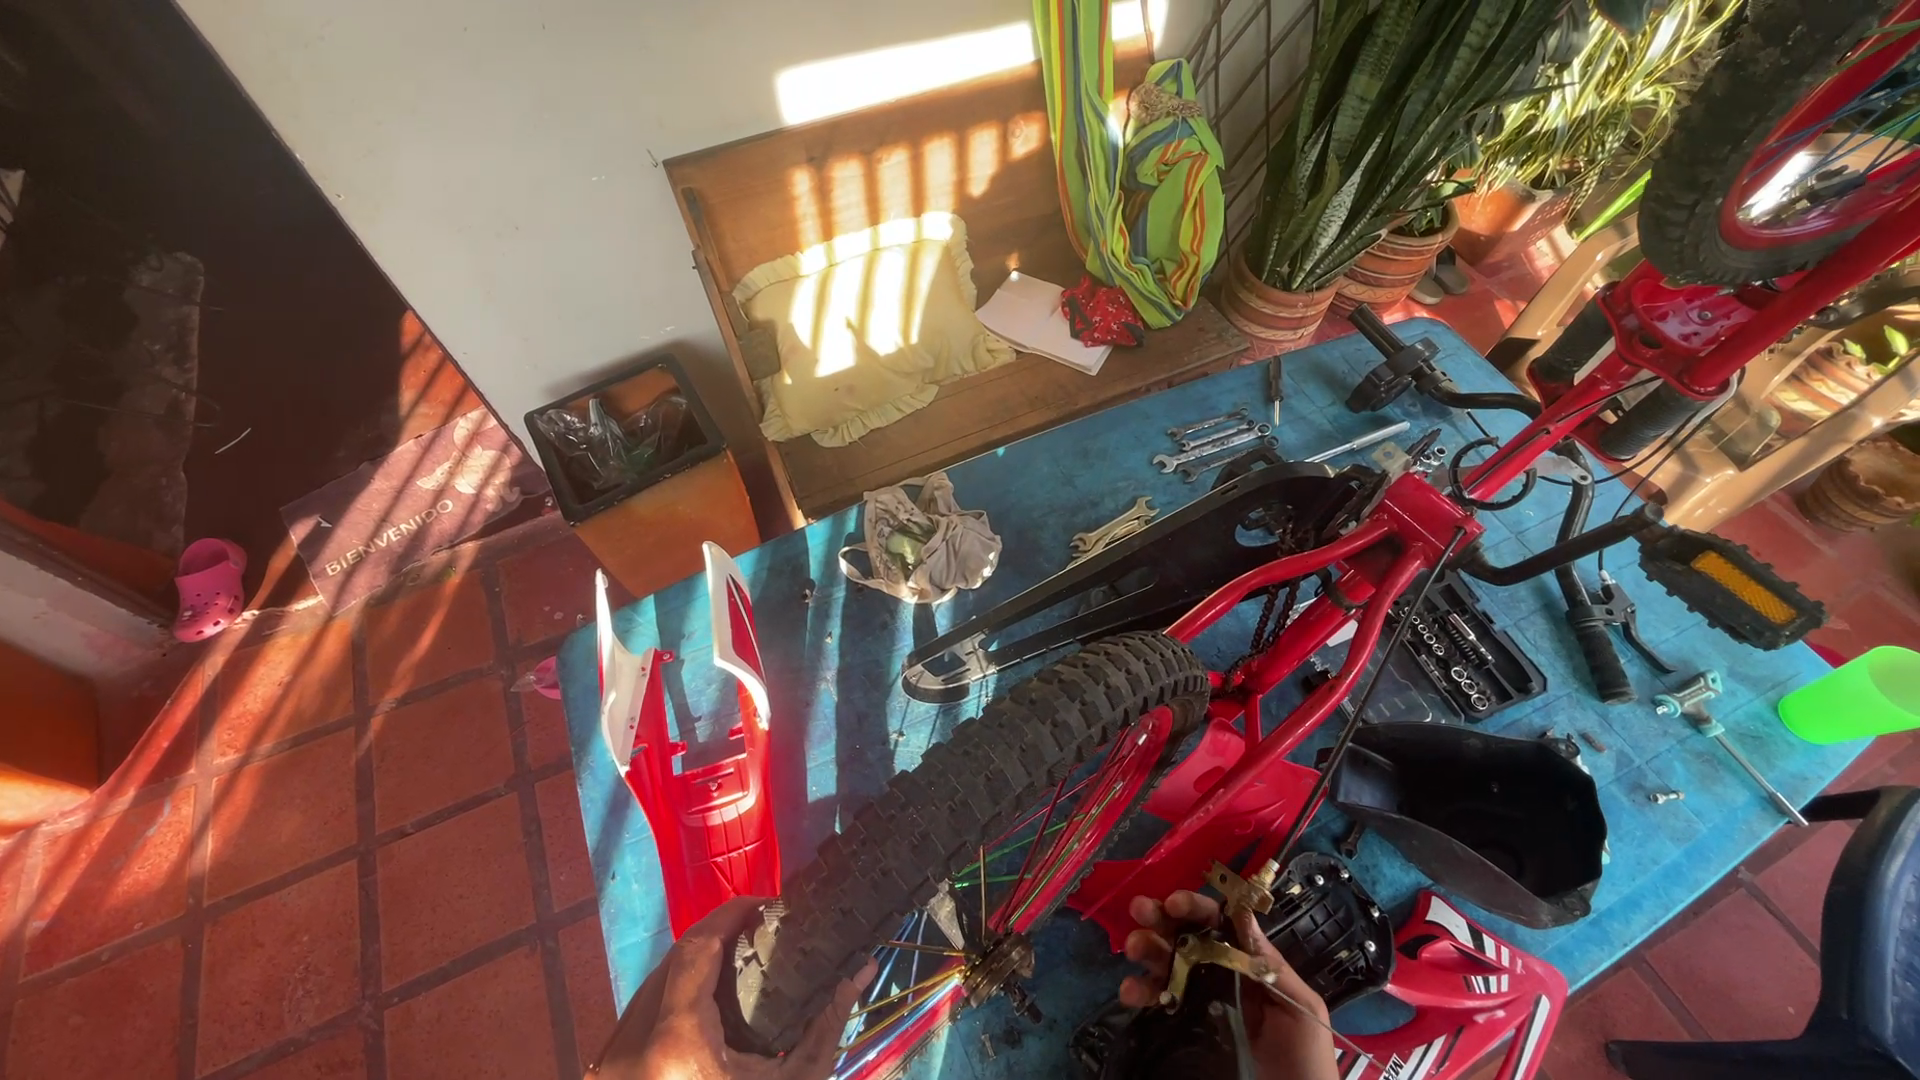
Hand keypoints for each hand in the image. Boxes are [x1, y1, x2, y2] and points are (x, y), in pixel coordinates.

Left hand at [592, 897, 877, 1079]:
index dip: (731, 913)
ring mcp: (613, 1054)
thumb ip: (825, 1027)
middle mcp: (635, 1039)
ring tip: (738, 954)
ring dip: (696, 960)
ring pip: (656, 979)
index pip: (698, 947)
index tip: (766, 904)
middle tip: (758, 926)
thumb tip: (861, 970)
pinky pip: (644, 1008)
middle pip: (677, 955)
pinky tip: (708, 997)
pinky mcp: (607, 1067)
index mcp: (679, 1040)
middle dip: (718, 932)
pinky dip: (677, 990)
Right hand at [1120, 891, 1339, 1079]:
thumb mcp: (1301, 1008)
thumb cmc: (1306, 1061)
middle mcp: (1218, 973)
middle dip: (1159, 918)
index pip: (1217, 923)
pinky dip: (1138, 991)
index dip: (1194, 908)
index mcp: (1246, 962)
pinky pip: (1158, 1001)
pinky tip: (1129, 991)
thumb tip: (1241, 915)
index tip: (1174, 902)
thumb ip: (1272, 965)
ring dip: (1145, 949)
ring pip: (1165, 963)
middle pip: (1183, 936)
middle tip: (1139, 908)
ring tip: (1133, 948)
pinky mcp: (1183, 1027)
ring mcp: (1198, 999)